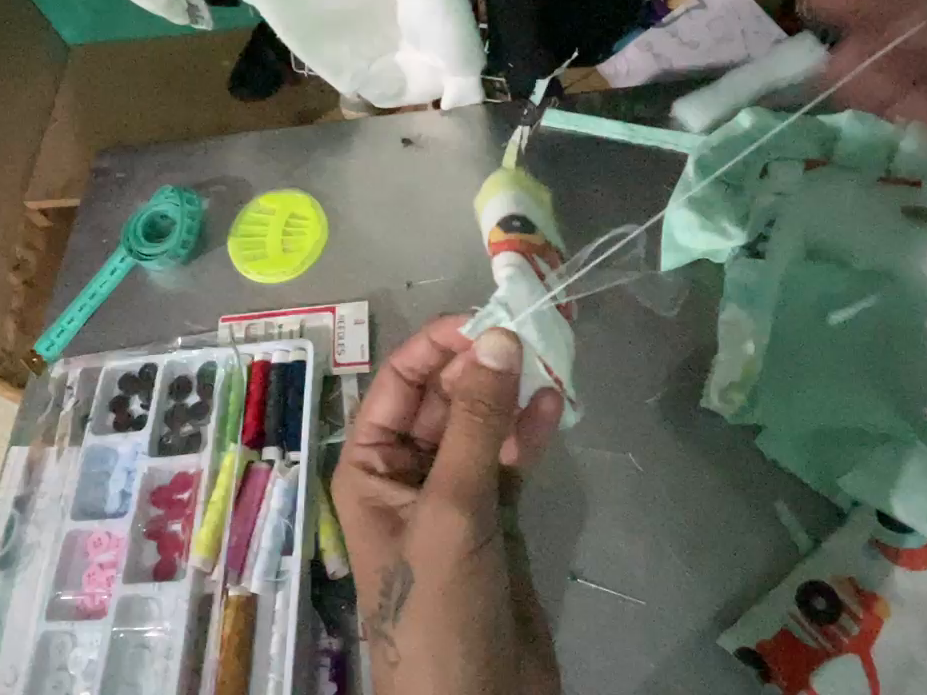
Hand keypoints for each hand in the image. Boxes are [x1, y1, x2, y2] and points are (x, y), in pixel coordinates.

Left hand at [331, 317, 562, 694]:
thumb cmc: (440, 606)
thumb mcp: (451, 508)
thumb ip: (476, 422)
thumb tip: (499, 338)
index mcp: (371, 461)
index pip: (400, 380)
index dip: (439, 345)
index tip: (489, 319)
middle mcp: (406, 467)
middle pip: (444, 396)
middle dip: (482, 366)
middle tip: (532, 334)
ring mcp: (452, 490)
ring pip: (481, 423)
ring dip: (511, 393)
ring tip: (551, 359)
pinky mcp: (494, 512)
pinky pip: (509, 456)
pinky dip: (530, 430)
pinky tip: (556, 404)